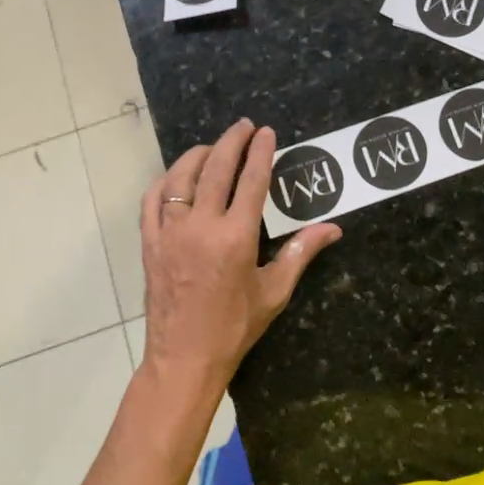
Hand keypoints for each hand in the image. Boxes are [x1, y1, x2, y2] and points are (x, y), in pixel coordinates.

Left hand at [140, 119, 342, 385]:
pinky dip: (166, 181)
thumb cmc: (235, 327)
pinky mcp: (149, 243)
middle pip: (215, 168)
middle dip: (232, 141)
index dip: (260, 152)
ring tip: (213, 146)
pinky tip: (177, 177)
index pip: (251, 180)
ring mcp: (170, 232)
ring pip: (181, 178)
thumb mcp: (274, 291)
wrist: (184, 358)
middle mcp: (201, 226)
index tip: (266, 132)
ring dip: (198, 155)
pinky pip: (153, 201)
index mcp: (236, 237)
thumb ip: (301, 252)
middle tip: (244, 126)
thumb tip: (333, 228)